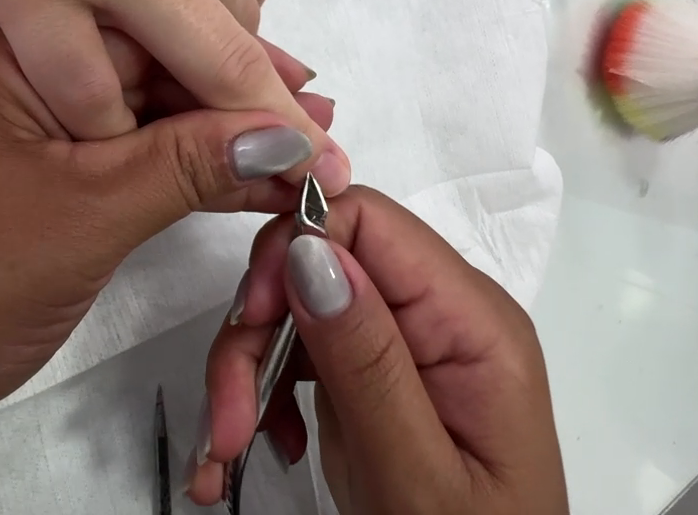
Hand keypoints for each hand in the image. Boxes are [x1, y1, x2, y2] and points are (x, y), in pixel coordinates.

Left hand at [0, 20, 336, 436]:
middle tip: (321, 119)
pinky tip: (244, 179)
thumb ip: (190, 163)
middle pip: (148, 74)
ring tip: (301, 148)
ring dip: (217, 140)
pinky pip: (126, 157)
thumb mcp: (88, 209)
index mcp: (14, 51)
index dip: (231, 65)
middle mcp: (25, 73)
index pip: (144, 35)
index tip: (311, 92)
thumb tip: (292, 134)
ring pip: (143, 119)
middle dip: (233, 103)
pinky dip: (184, 172)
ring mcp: (35, 127)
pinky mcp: (44, 174)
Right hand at [191, 187, 566, 513]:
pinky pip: (298, 343)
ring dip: (247, 365)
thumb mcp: (415, 478)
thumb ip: (366, 361)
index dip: (294, 247)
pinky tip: (258, 439)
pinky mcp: (370, 366)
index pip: (367, 219)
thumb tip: (308, 246)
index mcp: (470, 319)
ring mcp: (401, 338)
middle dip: (257, 326)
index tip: (252, 320)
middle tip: (228, 414)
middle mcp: (437, 310)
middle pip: (317, 261)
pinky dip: (262, 386)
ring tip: (228, 443)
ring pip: (293, 302)